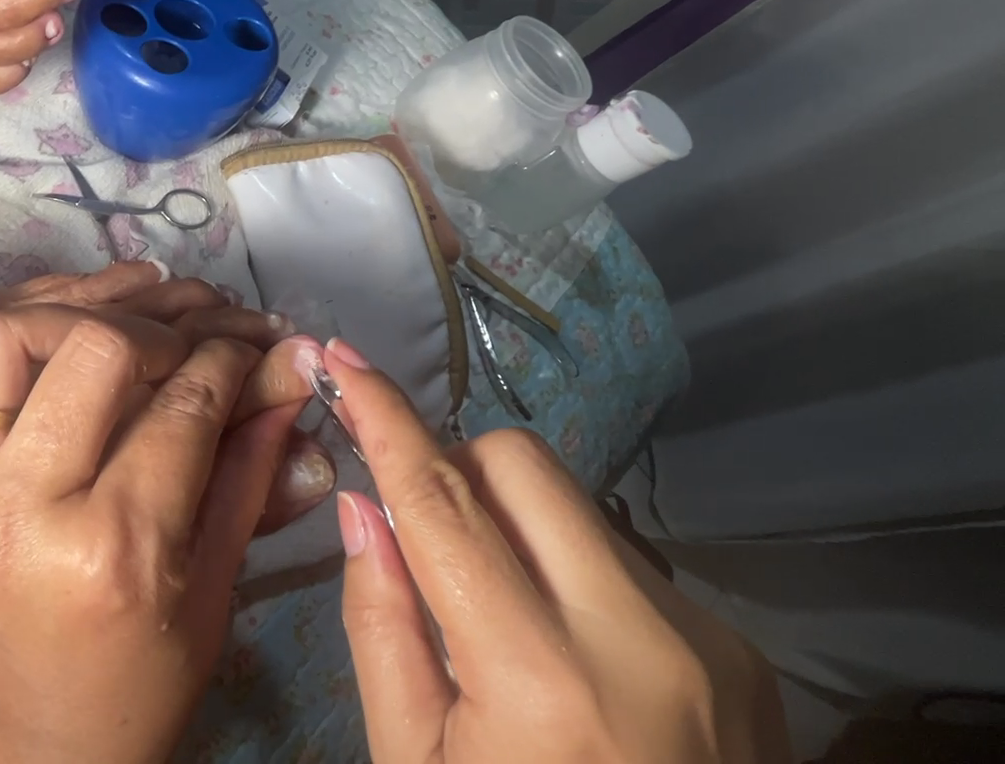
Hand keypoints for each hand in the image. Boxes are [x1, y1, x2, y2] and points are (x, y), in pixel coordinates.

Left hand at [0, 278, 312, 763]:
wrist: (31, 738)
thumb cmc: (138, 680)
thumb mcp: (212, 586)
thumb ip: (250, 470)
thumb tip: (288, 374)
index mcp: (115, 547)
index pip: (185, 403)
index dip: (230, 364)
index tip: (250, 348)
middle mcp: (21, 508)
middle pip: (97, 351)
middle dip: (157, 339)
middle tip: (178, 359)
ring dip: (58, 328)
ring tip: (95, 351)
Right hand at [322, 341, 793, 763]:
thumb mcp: (410, 757)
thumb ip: (379, 620)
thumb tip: (363, 507)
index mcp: (539, 676)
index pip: (438, 503)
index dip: (383, 419)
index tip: (344, 360)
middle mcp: (639, 638)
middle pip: (519, 464)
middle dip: (452, 467)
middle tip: (421, 527)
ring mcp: (704, 641)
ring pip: (571, 504)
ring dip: (509, 521)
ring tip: (494, 604)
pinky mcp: (739, 652)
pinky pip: (619, 557)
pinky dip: (564, 568)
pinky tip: (564, 648)